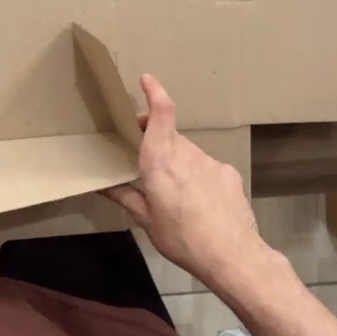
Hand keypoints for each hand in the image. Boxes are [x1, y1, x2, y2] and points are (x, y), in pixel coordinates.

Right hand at [103, 74, 271, 287]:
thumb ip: (126, 196)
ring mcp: (211, 162)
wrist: (233, 256)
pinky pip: (206, 167)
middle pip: (168, 135)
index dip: (154, 91)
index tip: (146, 79)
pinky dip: (197, 176)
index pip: (161, 113)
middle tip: (143, 161)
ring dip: (177, 162)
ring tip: (174, 194)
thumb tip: (104, 185)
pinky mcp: (228, 174)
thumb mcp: (146, 220)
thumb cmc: (181, 238)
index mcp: (159, 161)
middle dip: (155, 140)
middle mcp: (186, 154)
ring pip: (187, 152)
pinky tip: (199, 203)